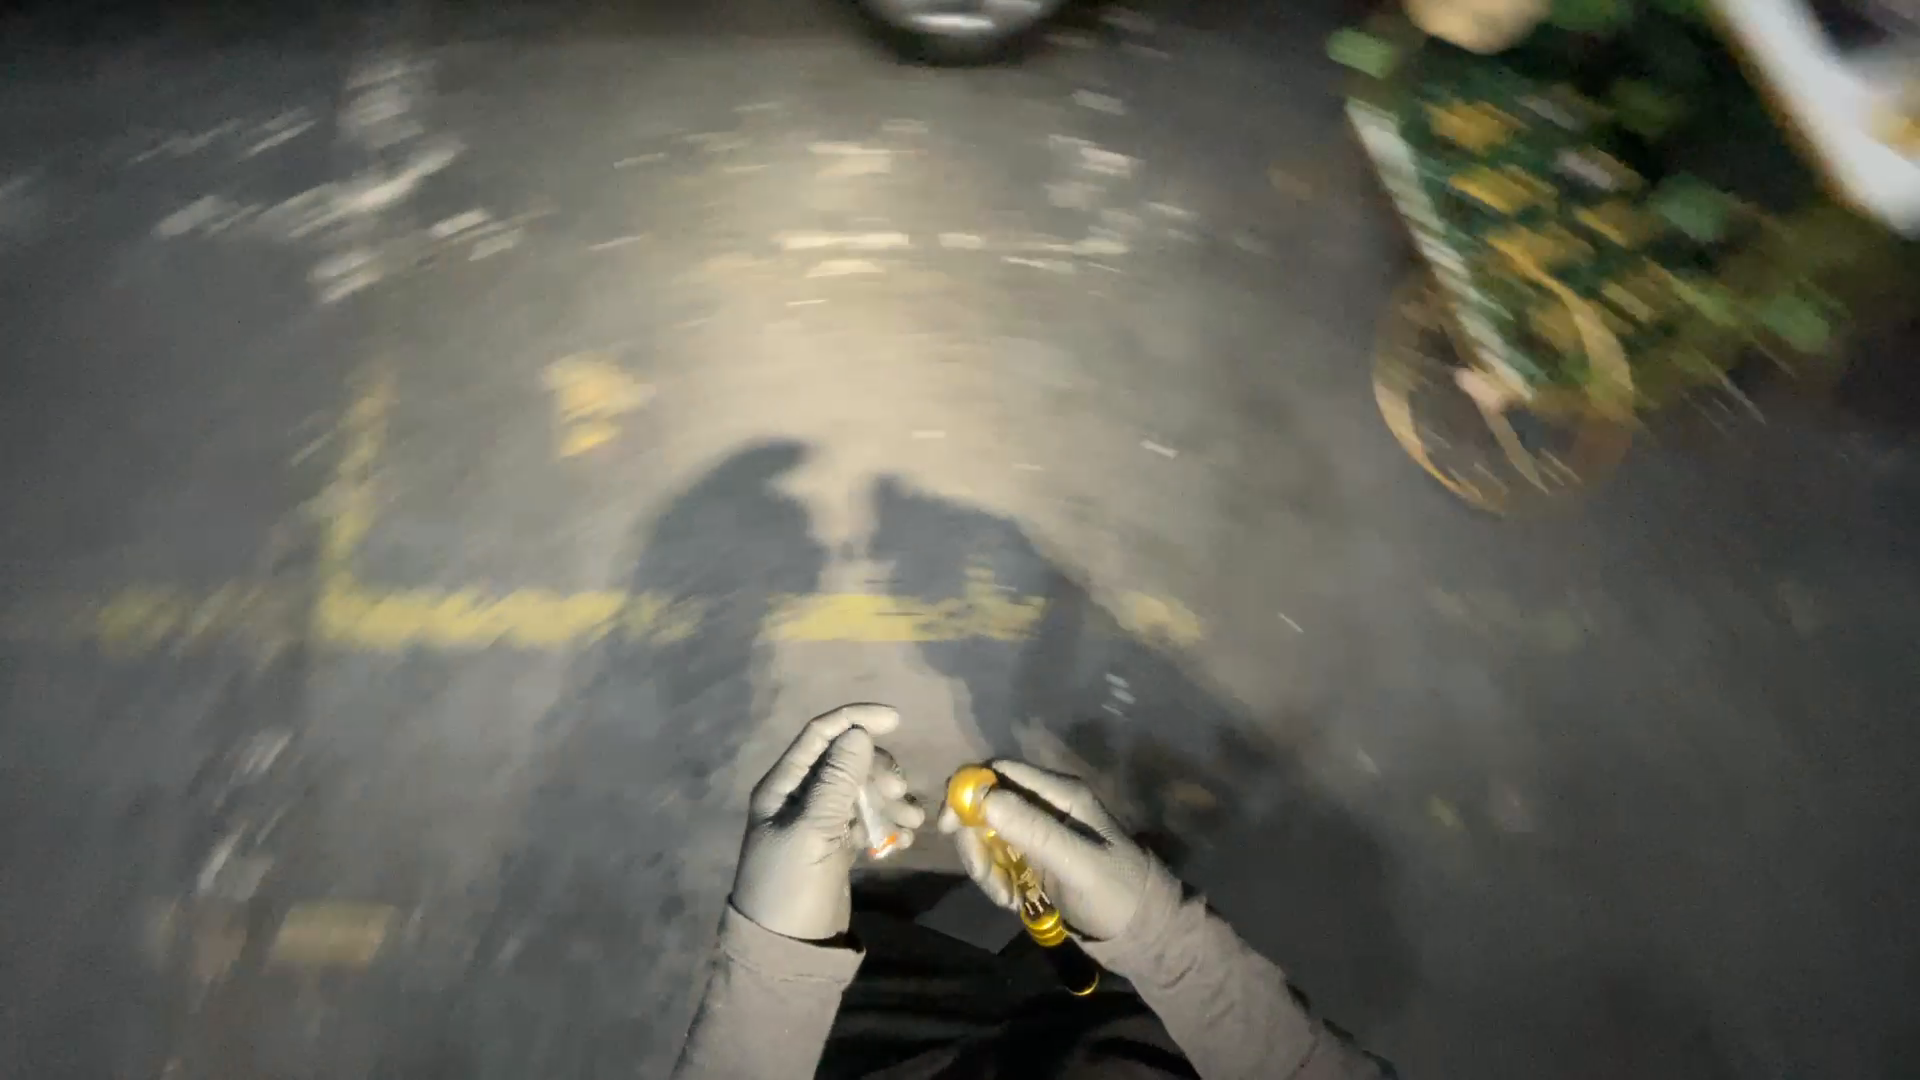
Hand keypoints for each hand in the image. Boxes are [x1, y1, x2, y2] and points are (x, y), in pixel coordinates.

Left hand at [731, 703, 924, 941]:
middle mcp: (801, 796)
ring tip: (912, 822)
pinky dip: (887, 824)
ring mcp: (820, 821)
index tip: (896, 719)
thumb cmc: (790, 887)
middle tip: (899, 794)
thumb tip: (858, 733)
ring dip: (890, 800)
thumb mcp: (812, 831)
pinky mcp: (837, 844)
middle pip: (848, 761)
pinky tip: (904, 839)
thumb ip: (836, 781)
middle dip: (879, 770)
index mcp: (783, 785)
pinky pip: (868, 819)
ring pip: (863, 790)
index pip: (820, 735)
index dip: (856, 719)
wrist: (786, 954)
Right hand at [937, 760, 1153, 941]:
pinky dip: (995, 878)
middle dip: (974, 837)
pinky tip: (1010, 900)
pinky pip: (996, 858)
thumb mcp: (1076, 861)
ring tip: (1003, 896)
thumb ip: (1033, 828)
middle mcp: (1043, 804)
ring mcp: (1036, 831)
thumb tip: (983, 797)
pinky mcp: (1031, 857)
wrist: (1141, 932)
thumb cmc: (1115, 891)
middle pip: (986, 803)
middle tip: (981, 872)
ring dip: (984, 863)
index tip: (950, 824)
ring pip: (986, 833)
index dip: (969, 789)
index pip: (1001, 772)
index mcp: (1058, 792)